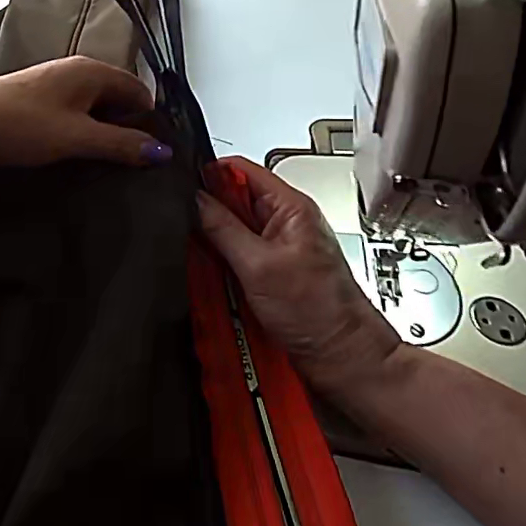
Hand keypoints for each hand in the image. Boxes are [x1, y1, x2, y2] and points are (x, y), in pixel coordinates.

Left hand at [0, 56, 168, 206]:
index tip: (153, 150)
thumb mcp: (78, 138)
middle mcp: (75, 69)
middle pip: (118, 96)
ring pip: (95, 105)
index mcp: (91, 70)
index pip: (138, 89)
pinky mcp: (36, 98)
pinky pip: (75, 111)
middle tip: (131, 158)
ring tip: (104, 158)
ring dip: (104, 129)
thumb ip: (122, 144)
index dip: (149, 119)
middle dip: (128, 124)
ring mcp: (54, 82)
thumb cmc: (21, 126)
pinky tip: (75, 149)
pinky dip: (83, 128)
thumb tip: (162, 151)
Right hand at [194, 157, 401, 395]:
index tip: (184, 187)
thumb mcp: (258, 266)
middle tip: (190, 230)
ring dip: (215, 240)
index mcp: (291, 206)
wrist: (341, 356)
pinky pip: (238, 254)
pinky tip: (214, 275)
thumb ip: (222, 228)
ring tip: (205, 258)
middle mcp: (285, 221)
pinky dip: (223, 262)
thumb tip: (195, 200)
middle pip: (235, 199)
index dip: (211, 173)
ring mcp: (278, 245)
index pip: (243, 169)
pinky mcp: (271, 269)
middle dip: (209, 211)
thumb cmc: (320, 312)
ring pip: (234, 228)